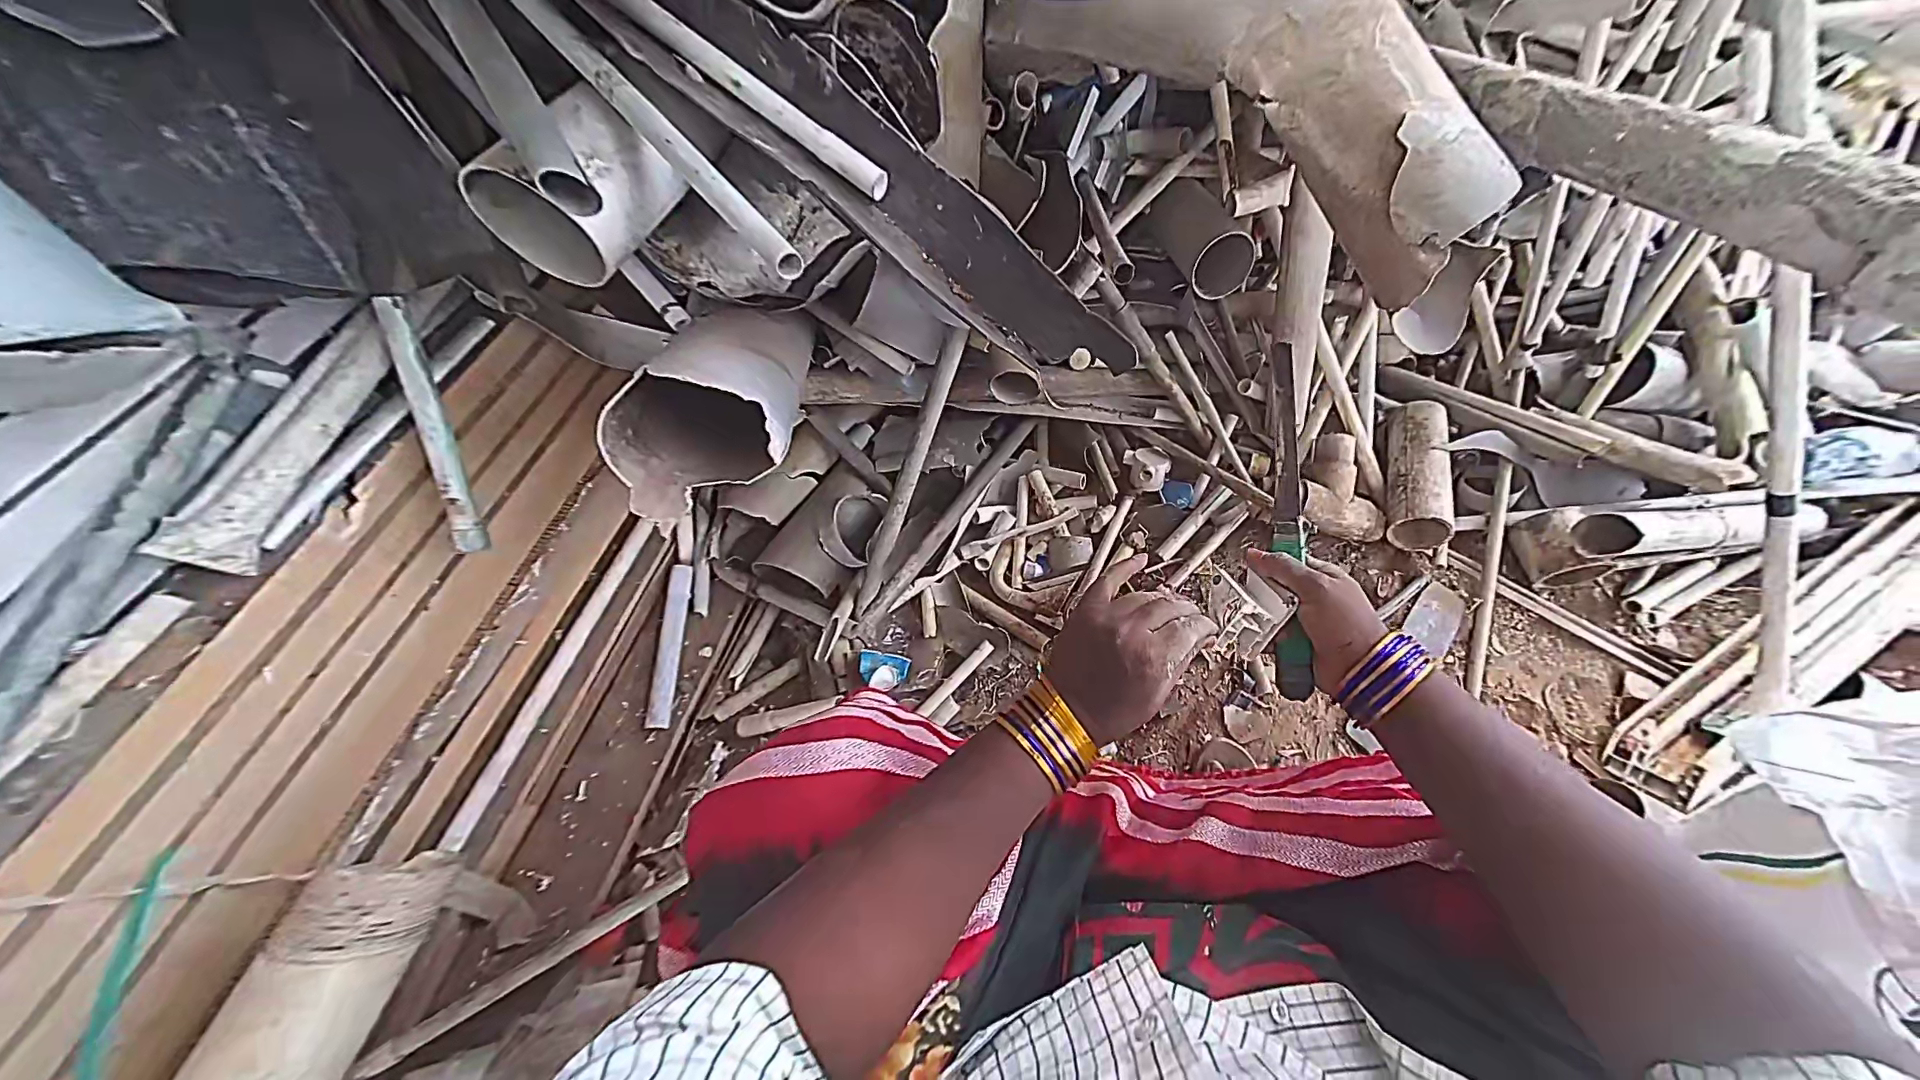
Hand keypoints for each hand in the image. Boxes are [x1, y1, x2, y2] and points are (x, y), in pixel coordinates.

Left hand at [1044, 555, 1217, 744]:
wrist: (1067, 711)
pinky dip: (1125, 567)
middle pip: (1171, 608)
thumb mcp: (1157, 696)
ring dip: (1163, 597)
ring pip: (1146, 595)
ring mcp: (1107, 617)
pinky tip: (1140, 561)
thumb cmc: (1109, 712)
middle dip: (1187, 611)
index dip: (1204, 627)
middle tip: (1191, 616)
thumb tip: (1199, 641)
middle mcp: (1132, 632)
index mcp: (1154, 657)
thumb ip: (1181, 662)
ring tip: (1170, 603)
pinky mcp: (1087, 610)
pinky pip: (1109, 579)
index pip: (1192, 628)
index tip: (1207, 629)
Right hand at [1244, 549, 1388, 693]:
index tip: (1258, 571)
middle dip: (1266, 597)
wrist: (1357, 670)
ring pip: (1269, 614)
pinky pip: (1270, 636)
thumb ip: (1285, 568)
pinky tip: (1277, 641)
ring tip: (1278, 626)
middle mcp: (1312, 599)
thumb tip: (1257, 555)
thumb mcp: (1316, 587)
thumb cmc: (1351, 627)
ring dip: (1267, 621)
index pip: (1288, 562)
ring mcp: (1303, 622)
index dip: (1270, 565)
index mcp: (1323, 577)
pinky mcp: (1295, 642)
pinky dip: (1269, 639)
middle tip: (1273, 603)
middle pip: (1273, 589)